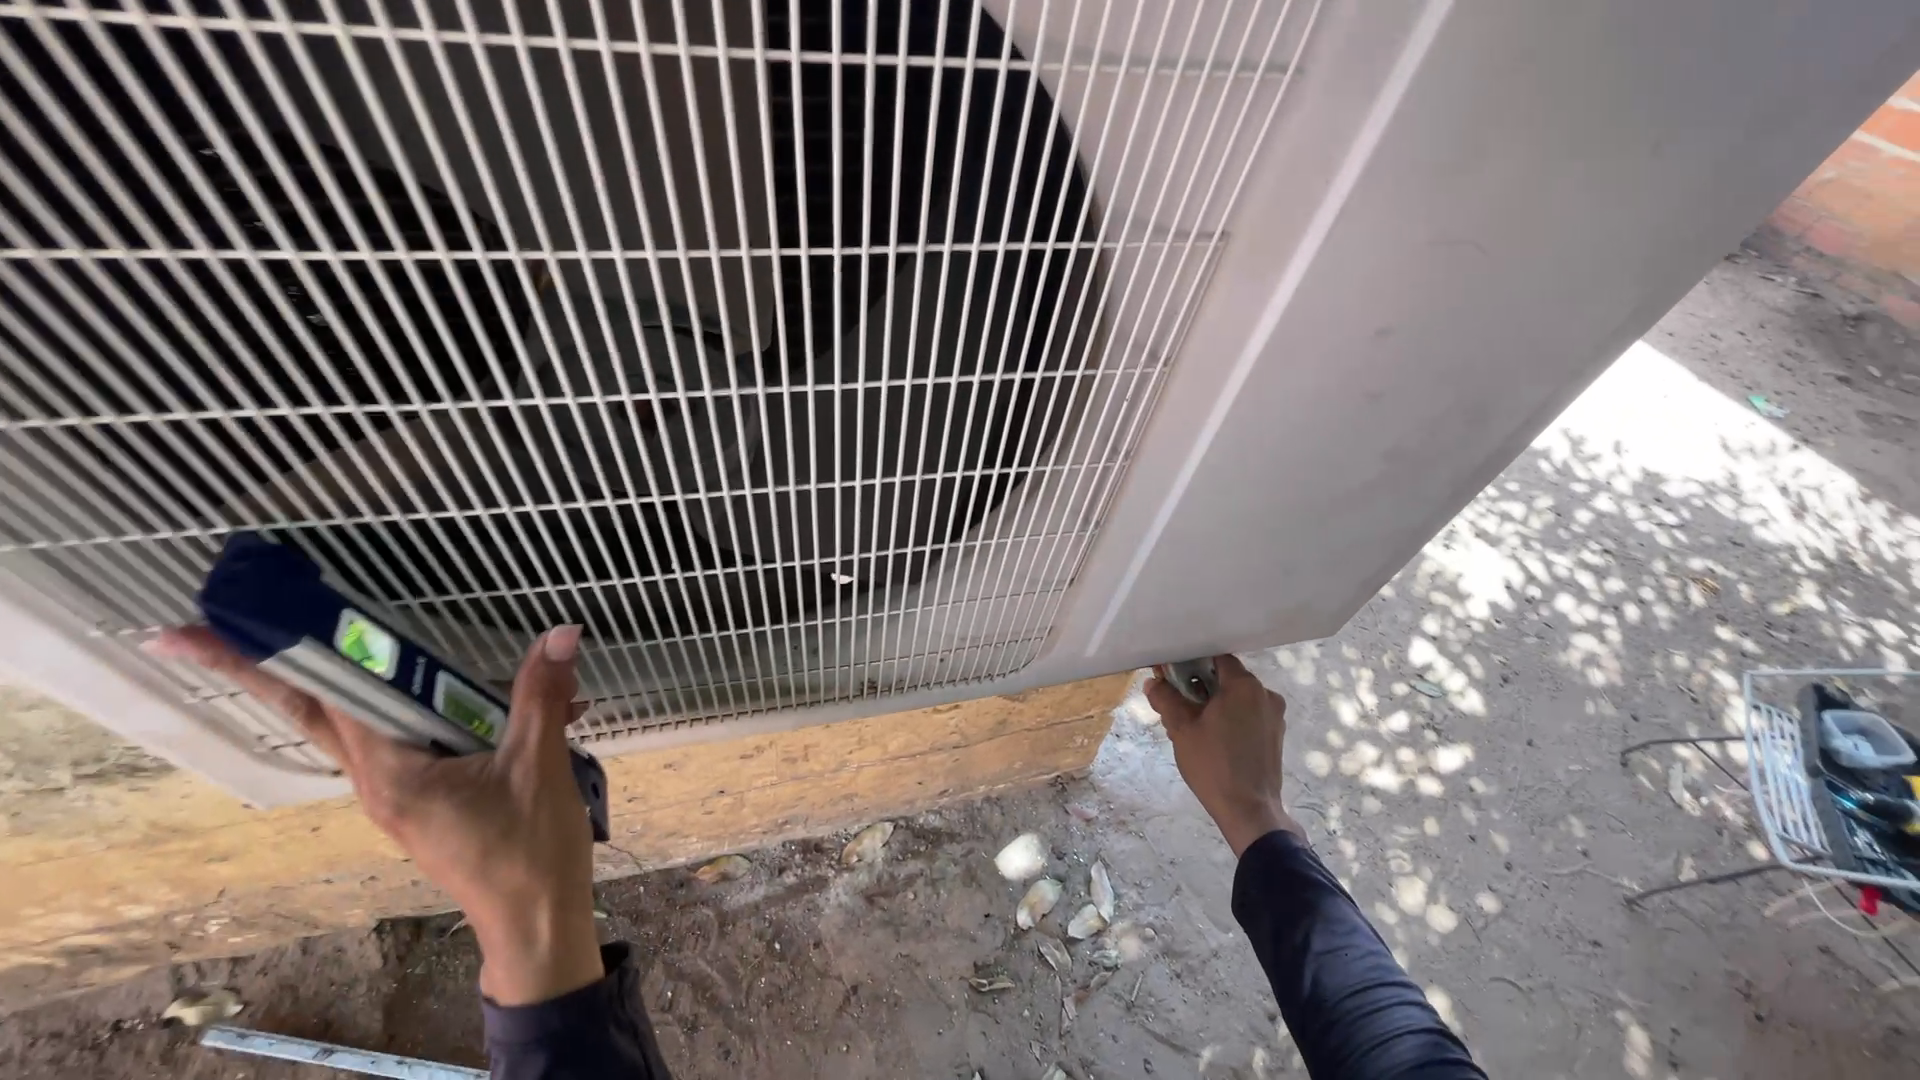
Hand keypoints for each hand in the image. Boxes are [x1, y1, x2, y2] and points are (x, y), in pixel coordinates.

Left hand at [147, 624, 603, 1005]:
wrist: (537, 920)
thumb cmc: (528, 849)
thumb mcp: (538, 766)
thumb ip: (541, 696)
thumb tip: (562, 632)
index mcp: (394, 774)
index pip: (329, 699)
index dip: (282, 655)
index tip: (208, 628)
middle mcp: (381, 781)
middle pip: (319, 713)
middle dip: (266, 671)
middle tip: (200, 631)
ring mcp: (402, 792)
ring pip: (373, 722)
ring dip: (374, 680)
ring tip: (384, 636)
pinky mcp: (428, 797)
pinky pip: (417, 738)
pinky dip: (443, 708)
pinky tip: (507, 695)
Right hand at [1145, 654, 1304, 856]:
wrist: (1249, 810)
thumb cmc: (1213, 765)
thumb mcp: (1181, 729)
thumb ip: (1166, 699)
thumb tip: (1154, 682)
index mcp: (1245, 686)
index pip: (1217, 659)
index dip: (1192, 664)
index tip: (1172, 677)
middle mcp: (1265, 695)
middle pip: (1226, 680)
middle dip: (1200, 689)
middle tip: (1176, 708)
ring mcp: (1274, 717)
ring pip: (1237, 700)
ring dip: (1213, 706)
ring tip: (1191, 729)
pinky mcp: (1275, 736)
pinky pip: (1248, 717)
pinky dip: (1229, 721)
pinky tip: (1211, 741)